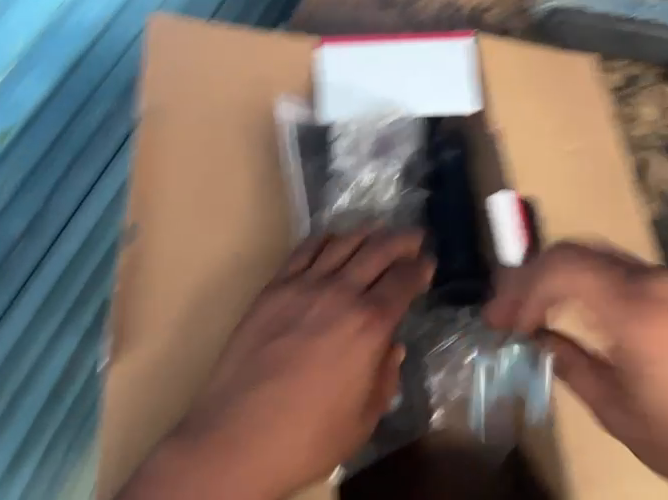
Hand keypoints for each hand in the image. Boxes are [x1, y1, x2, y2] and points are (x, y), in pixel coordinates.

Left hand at [120, 230, 433, 499]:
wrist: (239, 435)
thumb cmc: (309, 436)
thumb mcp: (364, 419)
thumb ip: (384, 377)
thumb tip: (392, 347)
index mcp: (370, 324)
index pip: (404, 281)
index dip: (420, 268)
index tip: (427, 264)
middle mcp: (341, 292)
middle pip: (378, 250)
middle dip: (401, 241)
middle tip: (413, 237)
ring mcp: (304, 285)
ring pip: (343, 243)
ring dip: (366, 233)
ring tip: (378, 231)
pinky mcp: (274, 287)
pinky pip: (304, 250)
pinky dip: (325, 239)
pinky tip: (332, 239)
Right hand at [484, 241, 667, 496]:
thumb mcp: (616, 411)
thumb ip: (570, 365)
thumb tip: (537, 338)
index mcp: (633, 309)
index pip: (561, 270)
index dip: (521, 290)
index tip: (499, 321)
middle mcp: (649, 281)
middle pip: (574, 252)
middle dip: (531, 274)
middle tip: (505, 307)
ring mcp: (665, 282)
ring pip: (594, 255)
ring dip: (555, 273)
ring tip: (529, 305)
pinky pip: (614, 269)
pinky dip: (582, 279)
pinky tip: (568, 307)